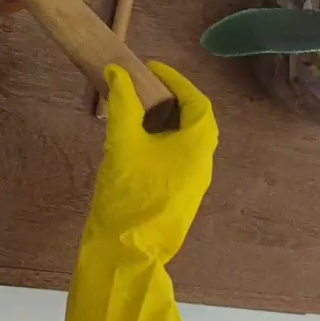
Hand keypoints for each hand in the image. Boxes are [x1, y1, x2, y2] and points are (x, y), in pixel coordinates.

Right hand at [62, 61, 218, 320]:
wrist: (125, 252)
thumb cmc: (129, 193)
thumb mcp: (122, 142)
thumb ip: (122, 103)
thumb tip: (117, 72)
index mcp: (197, 148)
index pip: (198, 103)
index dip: (177, 80)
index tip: (152, 68)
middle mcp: (202, 165)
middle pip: (196, 121)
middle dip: (173, 98)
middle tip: (145, 85)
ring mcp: (192, 184)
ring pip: (186, 141)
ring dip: (165, 120)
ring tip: (136, 108)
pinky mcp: (178, 198)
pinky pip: (177, 158)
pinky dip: (161, 140)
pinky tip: (135, 140)